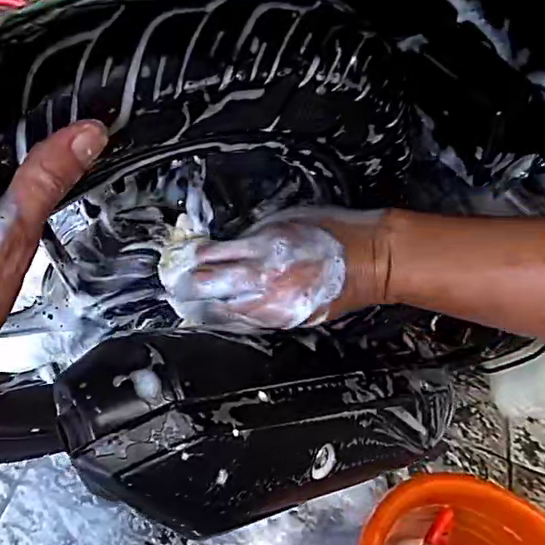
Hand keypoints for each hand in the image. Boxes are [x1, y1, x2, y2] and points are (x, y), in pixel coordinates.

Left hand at [158, 208, 390, 329]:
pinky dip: (225, 319)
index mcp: (262, 249)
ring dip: (200, 306)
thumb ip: (250, 237)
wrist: (371, 259)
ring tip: (184, 302)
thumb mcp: (285, 220)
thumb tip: (223, 248)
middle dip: (185, 285)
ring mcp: (273, 305)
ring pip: (221, 311)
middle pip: (207, 288)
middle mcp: (264, 280)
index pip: (209, 256)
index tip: (178, 258)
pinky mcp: (284, 320)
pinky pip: (244, 324)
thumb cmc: (332, 233)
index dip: (188, 258)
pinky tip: (213, 316)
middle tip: (172, 284)